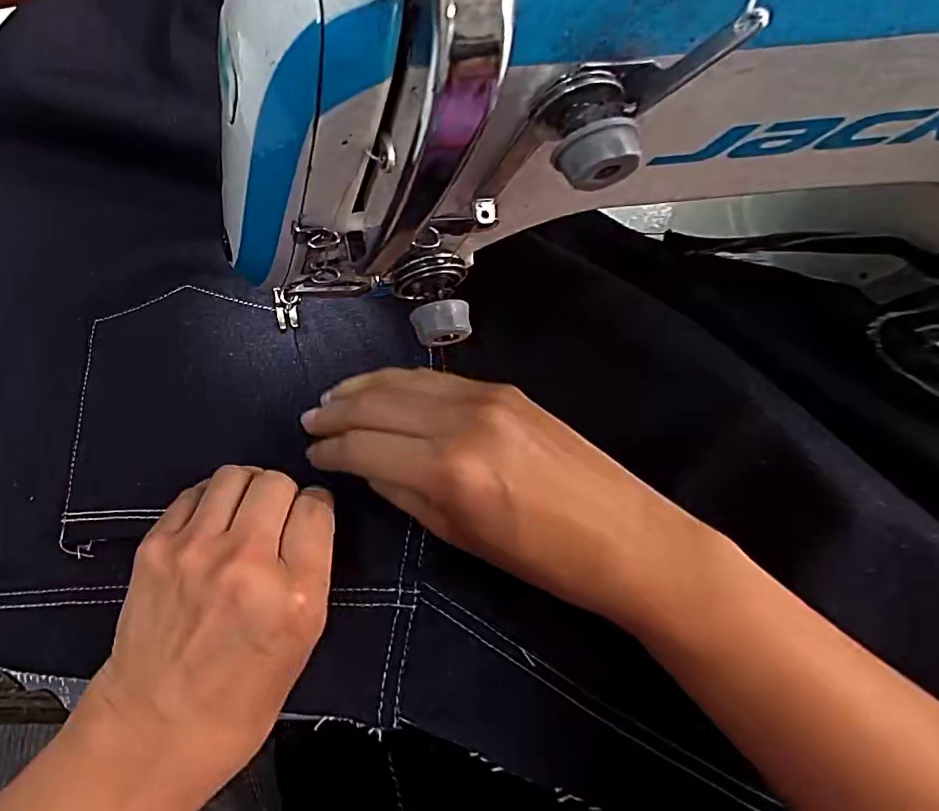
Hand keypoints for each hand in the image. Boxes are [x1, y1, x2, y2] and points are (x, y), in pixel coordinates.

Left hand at [66, 467, 334, 807]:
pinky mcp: (157, 546)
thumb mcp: (301, 642)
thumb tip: (306, 517)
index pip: (315, 508)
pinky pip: (194, 493)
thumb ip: (308, 573)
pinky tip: (210, 524)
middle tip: (274, 516)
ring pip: (234, 475)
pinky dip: (208, 500)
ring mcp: (196, 551)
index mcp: (293, 597)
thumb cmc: (237, 700)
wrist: (156, 727)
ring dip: (246, 488)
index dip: (314, 508)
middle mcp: (246, 565)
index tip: (307, 516)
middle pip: (276, 483)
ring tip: (242, 512)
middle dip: (282, 495)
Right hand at [302, 368, 714, 626]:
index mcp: (449, 470)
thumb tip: (366, 466)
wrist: (629, 537)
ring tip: (333, 397)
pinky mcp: (503, 389)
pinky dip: (399, 382)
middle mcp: (461, 421)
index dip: (331, 449)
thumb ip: (405, 494)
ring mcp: (484, 397)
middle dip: (336, 411)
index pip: (367, 446)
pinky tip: (383, 388)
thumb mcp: (462, 538)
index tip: (311, 452)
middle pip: (377, 403)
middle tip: (309, 419)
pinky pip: (435, 379)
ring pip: (403, 381)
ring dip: (362, 387)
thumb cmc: (544, 559)